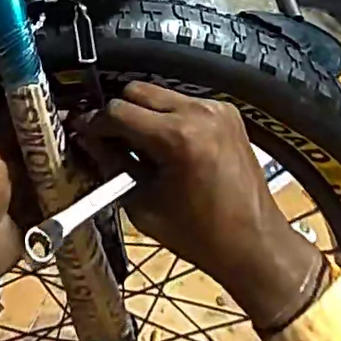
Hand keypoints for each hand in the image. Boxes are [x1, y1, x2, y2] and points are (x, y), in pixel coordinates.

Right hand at [78, 82, 325, 332]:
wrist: (259, 249)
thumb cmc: (200, 238)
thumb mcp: (142, 204)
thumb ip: (110, 163)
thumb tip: (85, 137)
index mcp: (178, 138)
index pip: (117, 110)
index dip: (94, 121)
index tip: (81, 129)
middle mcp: (198, 113)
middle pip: (134, 91)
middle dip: (116, 112)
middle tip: (107, 135)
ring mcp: (214, 108)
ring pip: (156, 92)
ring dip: (141, 112)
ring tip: (137, 140)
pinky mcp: (225, 110)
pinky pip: (179, 100)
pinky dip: (166, 115)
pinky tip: (165, 141)